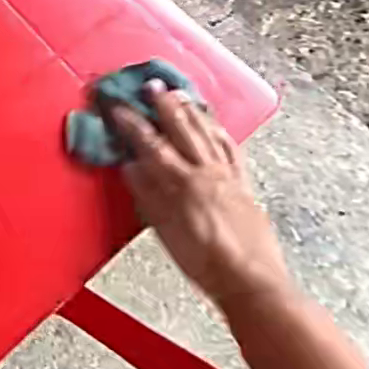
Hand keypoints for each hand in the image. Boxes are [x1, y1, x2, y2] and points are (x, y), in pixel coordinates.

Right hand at [109, 81, 292, 314]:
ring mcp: (228, 177)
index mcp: (180, 182)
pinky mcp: (244, 186)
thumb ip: (146, 193)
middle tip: (151, 84)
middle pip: (182, 129)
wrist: (252, 283)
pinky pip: (232, 150)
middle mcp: (205, 172)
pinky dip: (220, 133)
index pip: (148, 142)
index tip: (115, 105)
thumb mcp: (162, 228)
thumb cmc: (201, 260)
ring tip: (181, 94)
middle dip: (164, 104)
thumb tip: (130, 165)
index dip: (130, 121)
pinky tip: (214, 125)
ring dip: (192, 112)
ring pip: (208, 134)